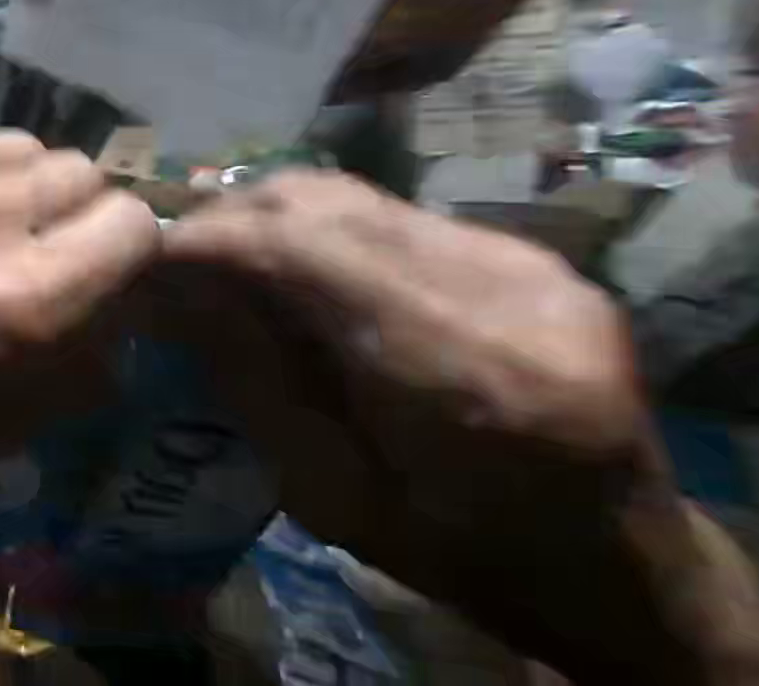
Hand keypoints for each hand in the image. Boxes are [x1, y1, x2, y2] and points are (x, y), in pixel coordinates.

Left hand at [0, 132, 158, 501]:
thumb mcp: (6, 423)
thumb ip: (86, 353)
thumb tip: (127, 290)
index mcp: (17, 303)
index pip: (128, 224)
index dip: (126, 245)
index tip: (102, 263)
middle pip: (81, 170)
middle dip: (77, 209)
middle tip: (43, 243)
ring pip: (25, 145)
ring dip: (25, 184)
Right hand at [151, 171, 758, 684]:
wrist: (615, 565)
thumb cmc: (455, 553)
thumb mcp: (323, 488)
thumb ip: (248, 373)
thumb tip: (167, 288)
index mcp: (461, 372)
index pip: (301, 250)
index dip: (207, 239)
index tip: (143, 256)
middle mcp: (502, 290)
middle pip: (319, 203)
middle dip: (223, 218)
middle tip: (172, 256)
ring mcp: (520, 258)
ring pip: (343, 192)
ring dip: (261, 214)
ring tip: (217, 254)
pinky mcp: (516, 249)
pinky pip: (376, 209)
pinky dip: (308, 224)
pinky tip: (284, 262)